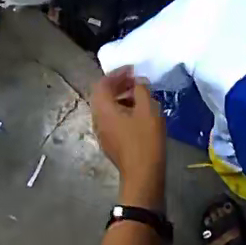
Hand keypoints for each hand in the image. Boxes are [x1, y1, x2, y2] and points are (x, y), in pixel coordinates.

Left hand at [91, 67, 166, 207]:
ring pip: (107, 108)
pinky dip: (121, 110)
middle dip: (118, 84)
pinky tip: (138, 113)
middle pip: (102, 95)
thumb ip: (141, 89)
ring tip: (139, 95)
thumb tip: (138, 81)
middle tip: (136, 80)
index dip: (117, 73)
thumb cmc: (145, 139)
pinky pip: (111, 119)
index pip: (102, 83)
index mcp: (103, 109)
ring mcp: (102, 132)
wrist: (142, 175)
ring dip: (120, 97)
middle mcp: (97, 119)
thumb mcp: (148, 109)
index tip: (132, 69)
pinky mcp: (109, 142)